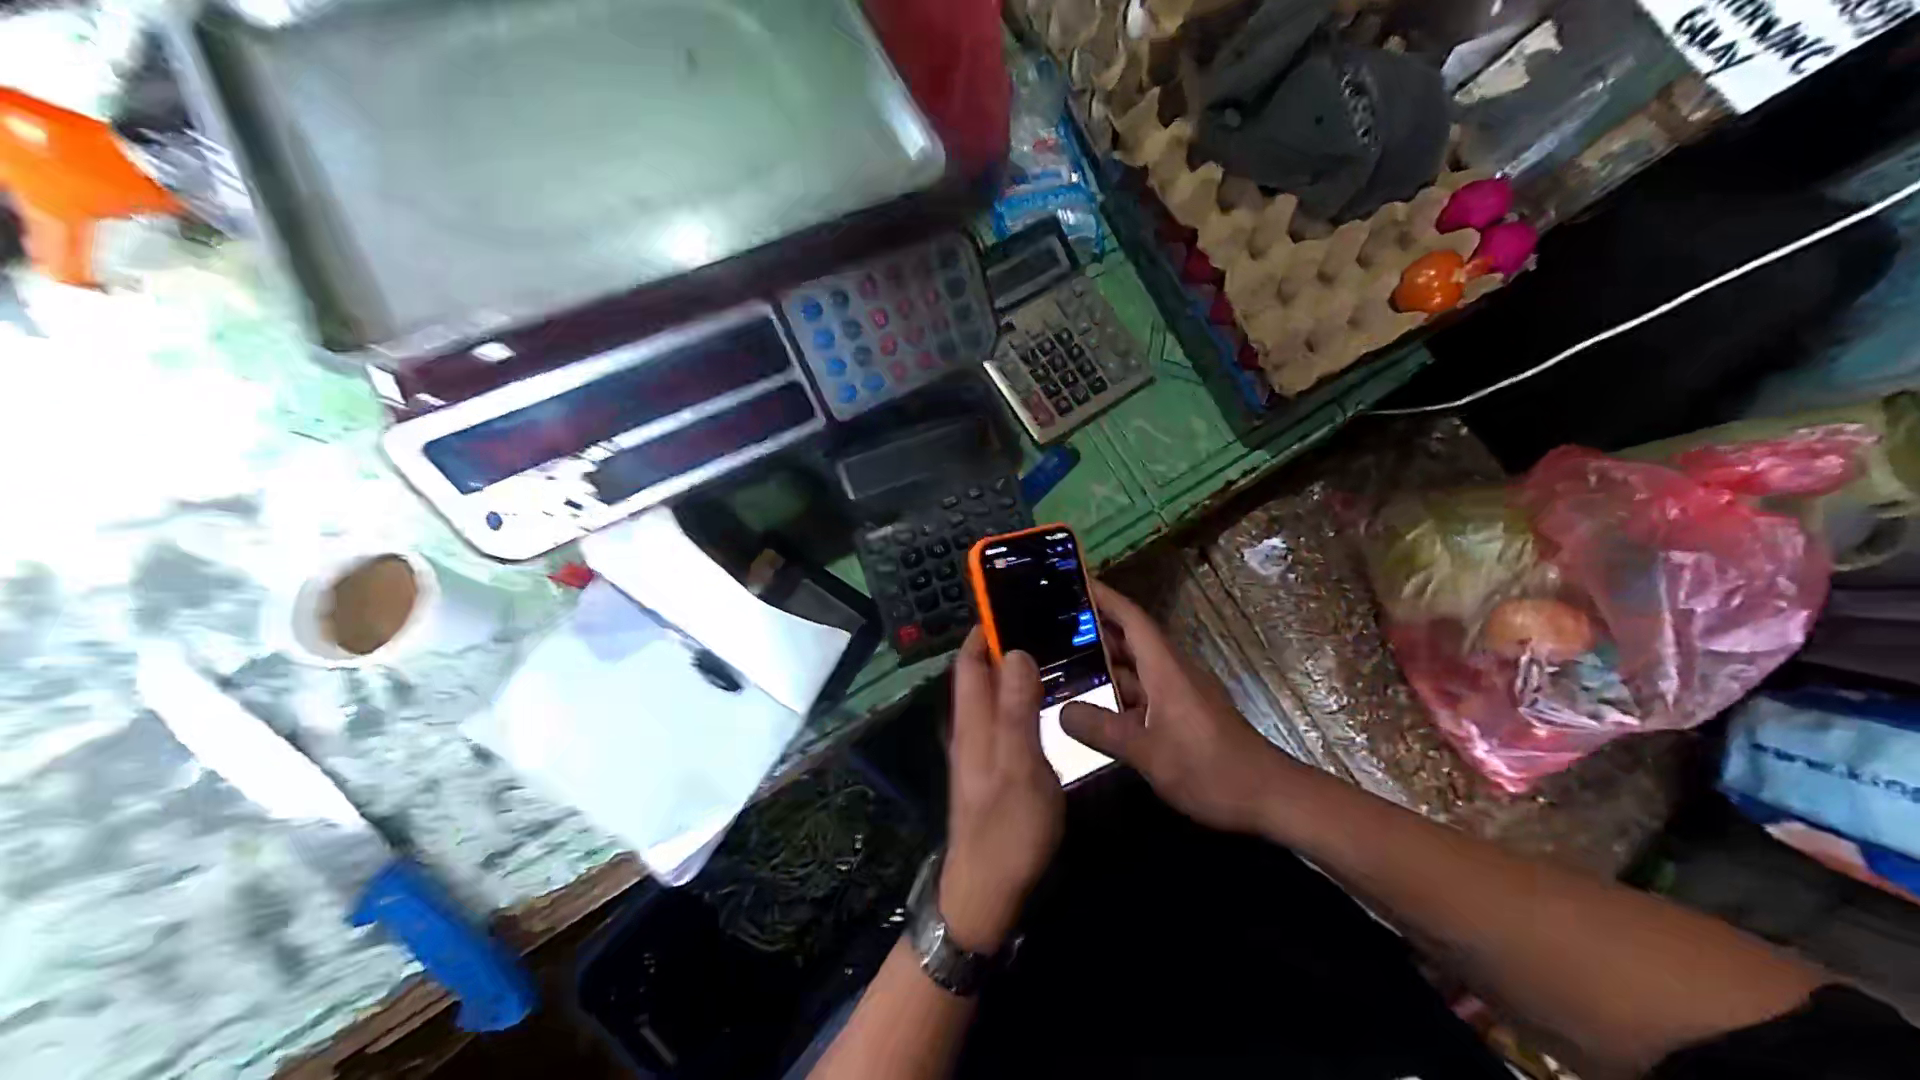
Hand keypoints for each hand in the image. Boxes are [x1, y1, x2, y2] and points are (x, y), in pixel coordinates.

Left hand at [940, 629, 1064, 951]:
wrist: (988, 892)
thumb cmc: (1007, 828)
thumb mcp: (1018, 766)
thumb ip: (1016, 708)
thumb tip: (1014, 651)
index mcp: (972, 721)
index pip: (970, 661)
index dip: (985, 630)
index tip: (1015, 603)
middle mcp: (971, 728)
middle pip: (980, 675)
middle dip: (1004, 646)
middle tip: (1049, 624)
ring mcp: (981, 750)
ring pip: (994, 697)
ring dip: (1015, 672)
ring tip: (1057, 653)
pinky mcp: (995, 769)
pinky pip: (1005, 719)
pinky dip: (1023, 700)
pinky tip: (1051, 702)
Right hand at [1061, 581, 1298, 834]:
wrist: (1268, 797)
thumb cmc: (1211, 770)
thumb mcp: (1149, 753)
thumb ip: (1103, 730)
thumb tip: (1061, 711)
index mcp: (1166, 670)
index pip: (1132, 619)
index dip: (1105, 597)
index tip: (1075, 580)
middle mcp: (1172, 674)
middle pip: (1130, 640)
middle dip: (1095, 628)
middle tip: (1053, 623)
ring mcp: (1179, 695)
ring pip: (1136, 669)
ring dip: (1104, 663)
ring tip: (1062, 661)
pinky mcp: (1183, 716)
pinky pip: (1143, 692)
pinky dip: (1117, 691)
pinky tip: (1094, 705)